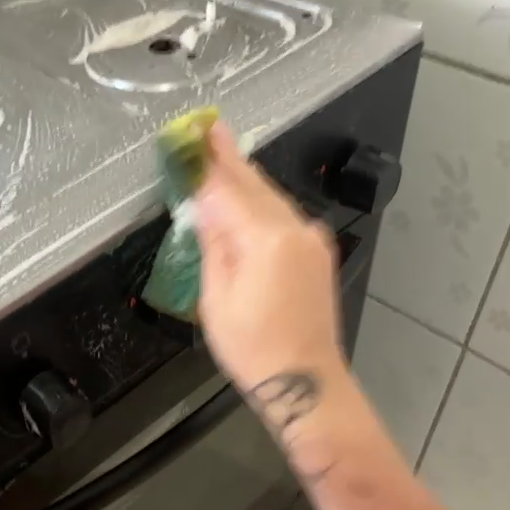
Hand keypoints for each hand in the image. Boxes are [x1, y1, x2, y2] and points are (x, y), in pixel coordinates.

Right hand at [192, 123, 345, 391]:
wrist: (306, 382)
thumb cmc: (253, 348)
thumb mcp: (216, 298)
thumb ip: (213, 244)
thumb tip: (205, 206)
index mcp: (266, 239)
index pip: (227, 190)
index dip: (206, 163)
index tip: (191, 135)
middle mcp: (296, 229)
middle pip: (254, 185)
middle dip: (229, 158)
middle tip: (209, 127)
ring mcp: (312, 239)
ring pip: (272, 198)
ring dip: (246, 177)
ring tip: (222, 152)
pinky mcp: (318, 251)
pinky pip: (284, 215)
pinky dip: (262, 201)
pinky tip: (248, 195)